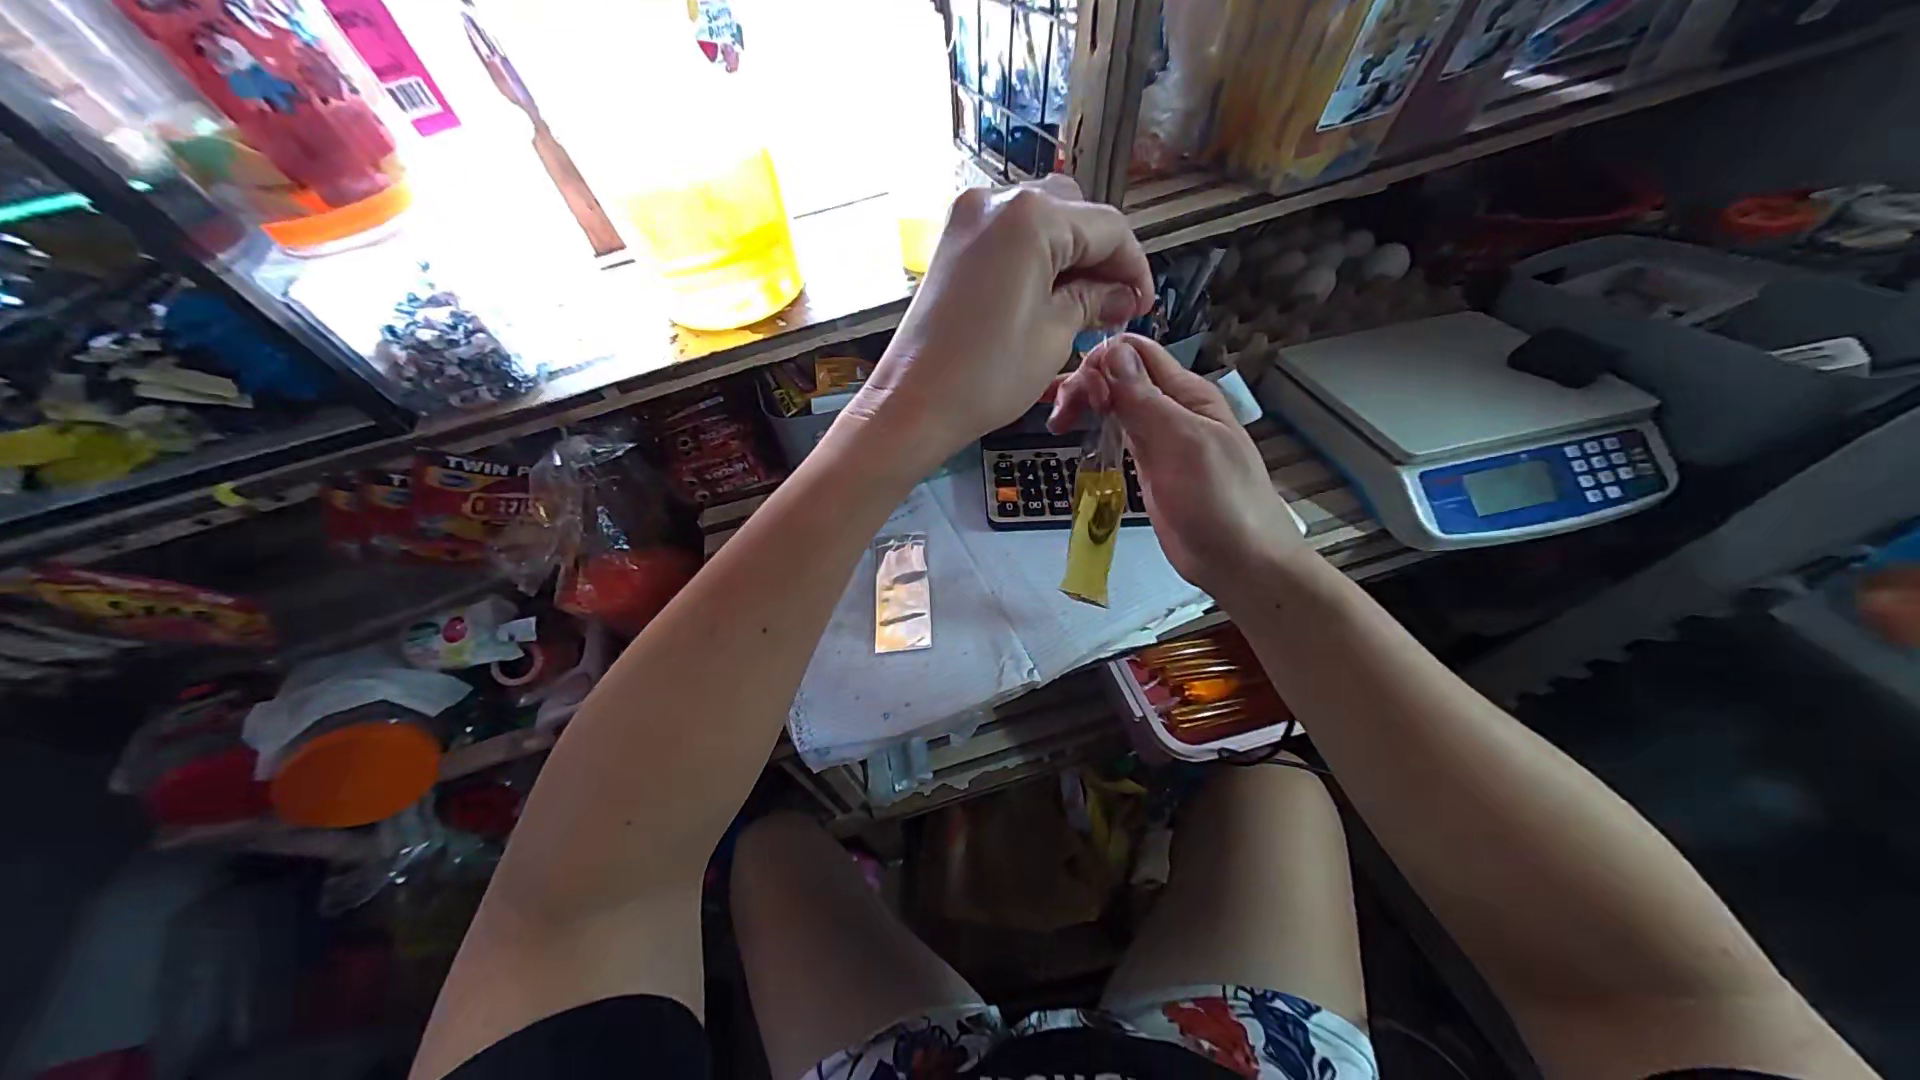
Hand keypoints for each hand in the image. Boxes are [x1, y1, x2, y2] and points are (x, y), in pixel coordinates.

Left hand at [842, 176, 1152, 466]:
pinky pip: (1008, 239)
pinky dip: (1034, 261)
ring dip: (1068, 258)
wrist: (914, 403)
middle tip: (1113, 306)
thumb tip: (1120, 294)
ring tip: (1081, 307)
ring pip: (1040, 223)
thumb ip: (1094, 300)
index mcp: (1031, 217)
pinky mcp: (952, 246)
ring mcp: (967, 221)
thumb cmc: (982, 376)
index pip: (1107, 228)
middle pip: (1074, 214)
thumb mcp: (1055, 334)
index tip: (1142, 301)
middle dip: (1100, 258)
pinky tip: (1046, 298)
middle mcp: (995, 203)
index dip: (1134, 267)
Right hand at [1049, 333, 1308, 595]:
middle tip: (1058, 416)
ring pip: (1116, 403)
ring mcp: (1160, 437)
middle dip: (1085, 383)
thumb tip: (1112, 351)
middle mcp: (1172, 408)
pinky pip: (1119, 432)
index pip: (1136, 353)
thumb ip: (1146, 399)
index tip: (1078, 394)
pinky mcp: (1149, 465)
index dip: (1101, 361)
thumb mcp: (1183, 443)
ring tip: (1056, 423)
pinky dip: (1096, 427)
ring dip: (1085, 403)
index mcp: (1187, 393)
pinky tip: (1076, 433)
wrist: (1239, 561)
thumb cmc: (1219, 501)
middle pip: (1121, 375)